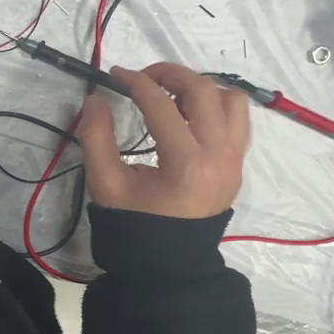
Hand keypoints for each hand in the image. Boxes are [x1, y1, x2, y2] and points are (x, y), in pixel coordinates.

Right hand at [77, 63, 248, 218]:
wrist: (168, 259)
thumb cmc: (134, 222)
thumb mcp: (106, 182)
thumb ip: (97, 137)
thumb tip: (95, 99)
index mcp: (185, 163)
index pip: (162, 106)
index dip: (136, 82)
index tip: (116, 74)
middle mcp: (219, 155)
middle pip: (205, 91)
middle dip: (172, 74)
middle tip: (144, 76)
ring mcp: (235, 159)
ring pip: (231, 100)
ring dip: (200, 88)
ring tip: (171, 95)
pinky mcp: (238, 162)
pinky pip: (238, 119)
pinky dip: (215, 105)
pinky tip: (188, 113)